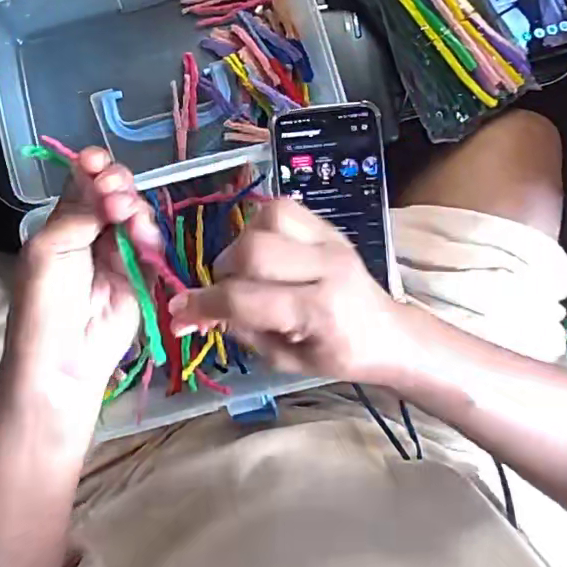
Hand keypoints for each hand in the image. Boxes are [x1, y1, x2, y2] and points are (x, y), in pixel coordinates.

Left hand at [5, 147, 162, 407]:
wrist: (64, 360)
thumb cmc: (45, 304)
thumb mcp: (50, 249)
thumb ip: (79, 211)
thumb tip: (100, 176)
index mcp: (64, 222)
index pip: (83, 183)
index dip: (92, 167)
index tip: (96, 161)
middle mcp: (93, 231)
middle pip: (114, 192)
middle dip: (116, 183)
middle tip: (113, 188)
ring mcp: (119, 251)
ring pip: (136, 213)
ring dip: (133, 206)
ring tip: (125, 213)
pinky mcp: (142, 273)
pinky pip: (152, 243)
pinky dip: (149, 233)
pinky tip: (140, 232)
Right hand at [169, 198, 413, 388]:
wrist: (387, 333)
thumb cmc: (336, 355)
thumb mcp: (285, 360)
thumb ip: (239, 331)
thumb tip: (190, 314)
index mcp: (319, 311)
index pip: (245, 299)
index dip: (203, 304)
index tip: (178, 312)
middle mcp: (326, 268)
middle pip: (253, 250)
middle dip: (224, 271)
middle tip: (226, 291)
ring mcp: (330, 240)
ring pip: (265, 219)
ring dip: (243, 244)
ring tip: (248, 268)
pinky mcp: (328, 225)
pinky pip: (281, 206)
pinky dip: (260, 224)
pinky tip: (263, 245)